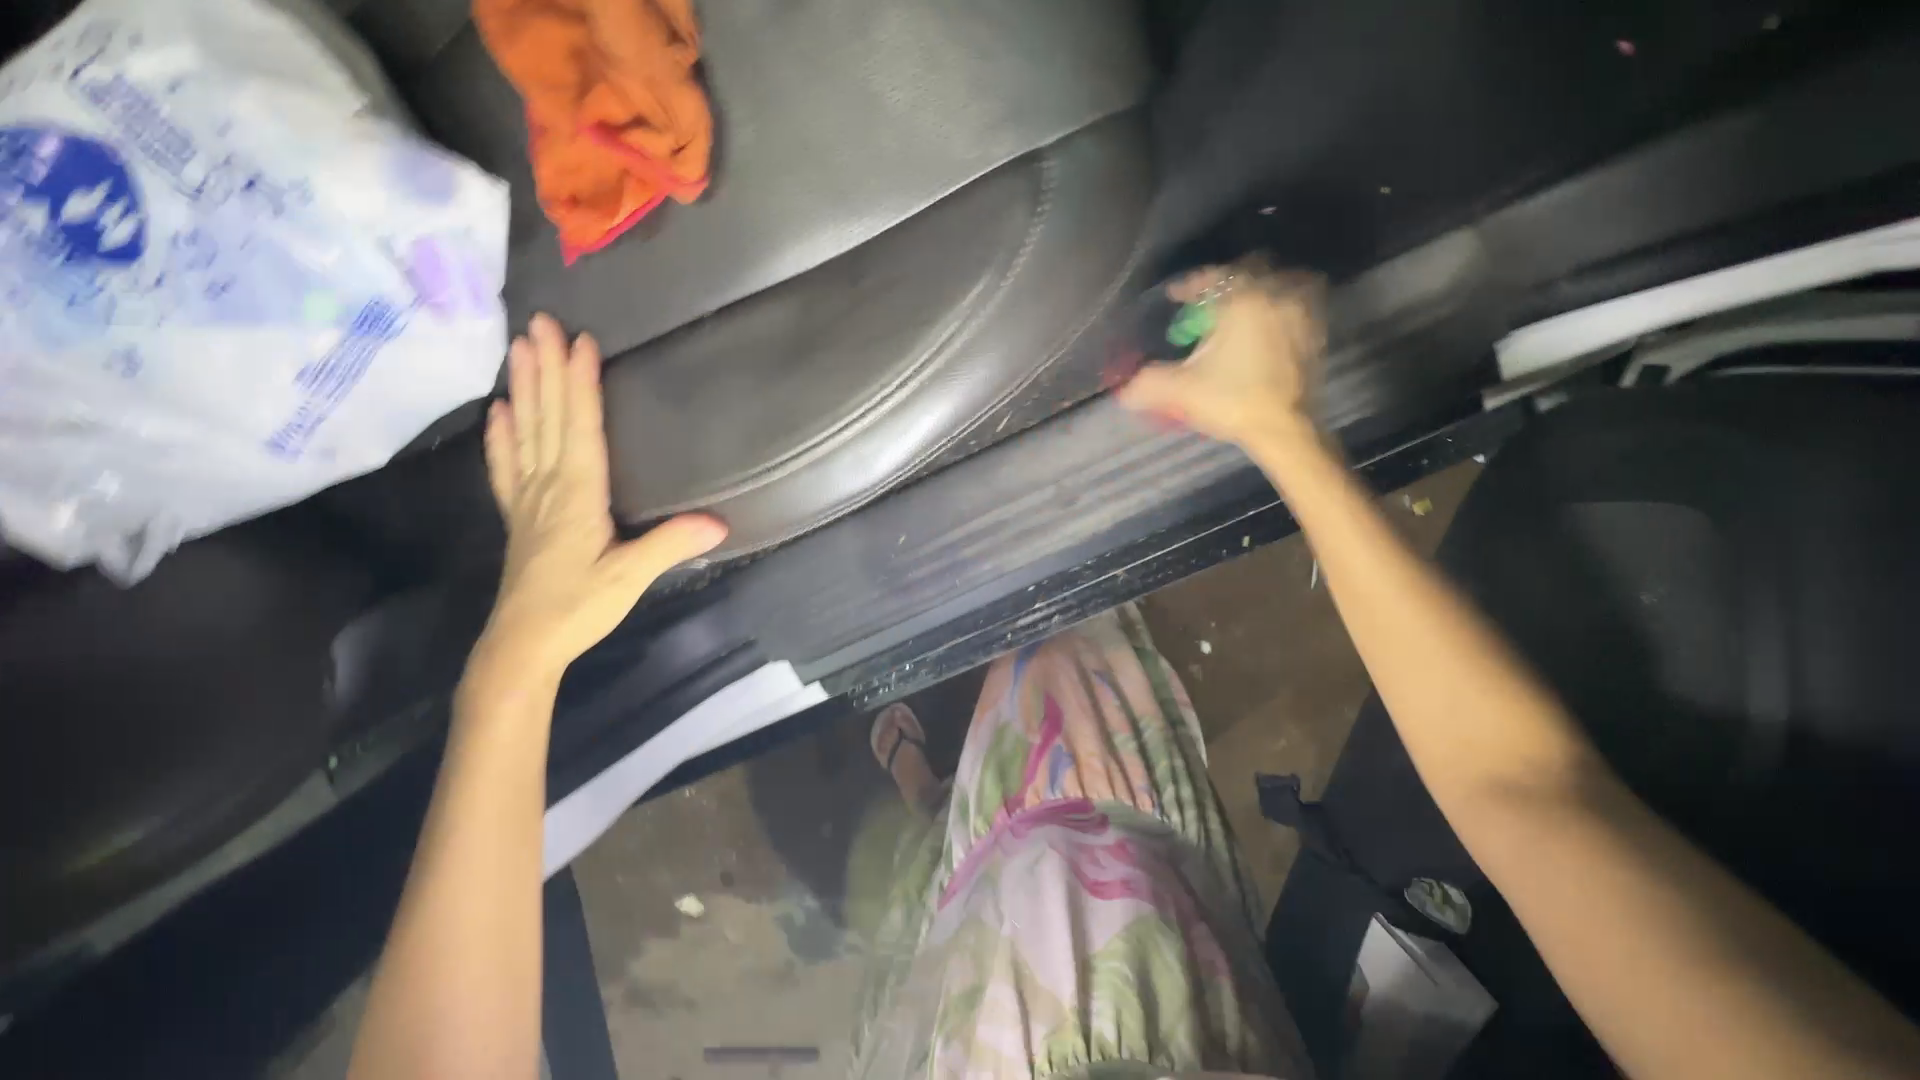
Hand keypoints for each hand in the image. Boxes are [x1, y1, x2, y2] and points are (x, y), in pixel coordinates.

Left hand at [474, 314, 726, 684]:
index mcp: (578, 494)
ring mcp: (527, 500)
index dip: (580, 382)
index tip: (580, 341)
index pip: (580, 426)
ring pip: (524, 432)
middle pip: (548, 417)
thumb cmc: (579, 607)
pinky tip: (498, 412)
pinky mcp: (518, 517)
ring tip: (517, 348)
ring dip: (522, 388)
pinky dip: (501, 436)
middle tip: (539, 321)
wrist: (524, 644)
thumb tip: (718, 522)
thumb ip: (670, 545)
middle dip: (546, 368)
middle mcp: (548, 486)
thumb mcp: (631, 577)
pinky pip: (505, 466)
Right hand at [1116, 262, 1326, 449]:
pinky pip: (1301, 304)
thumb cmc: (1232, 401)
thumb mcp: (1181, 390)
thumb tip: (1122, 391)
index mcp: (1241, 300)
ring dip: (1263, 287)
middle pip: (1252, 269)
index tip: (1175, 296)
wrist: (1285, 429)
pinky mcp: (1316, 333)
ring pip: (1284, 281)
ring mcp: (1301, 313)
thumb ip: (1146, 384)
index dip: (1189, 284)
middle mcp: (1274, 296)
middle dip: (1228, 281)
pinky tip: (1270, 324)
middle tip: (1210, 301)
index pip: (1212, 277)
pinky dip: (1285, 305)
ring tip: (1245, 306)